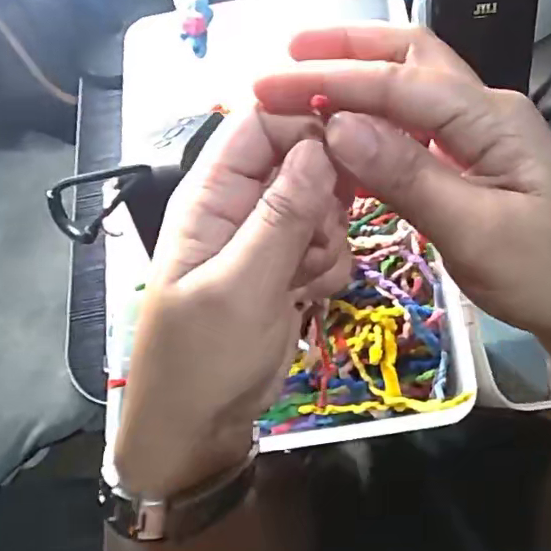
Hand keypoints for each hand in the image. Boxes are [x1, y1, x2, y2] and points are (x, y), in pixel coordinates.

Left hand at [115, 111, 349, 497]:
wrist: (201, 426)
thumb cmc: (203, 357)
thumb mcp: (241, 286)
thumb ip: (282, 216)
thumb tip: (320, 147)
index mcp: (213, 195)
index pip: (259, 124)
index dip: (304, 125)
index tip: (348, 152)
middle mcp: (241, 207)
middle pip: (302, 161)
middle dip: (324, 195)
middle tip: (319, 236)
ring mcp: (268, 239)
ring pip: (323, 205)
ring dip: (329, 238)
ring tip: (304, 276)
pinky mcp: (289, 268)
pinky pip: (329, 244)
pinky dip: (329, 266)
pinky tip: (309, 294)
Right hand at [254, 26, 550, 407]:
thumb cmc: (546, 276)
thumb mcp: (476, 232)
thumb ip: (407, 176)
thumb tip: (338, 125)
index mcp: (492, 118)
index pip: (399, 84)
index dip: (332, 80)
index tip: (269, 85)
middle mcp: (488, 111)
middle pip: (413, 58)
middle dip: (350, 48)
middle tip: (289, 51)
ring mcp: (484, 135)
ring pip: (415, 89)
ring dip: (363, 78)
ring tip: (308, 79)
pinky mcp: (477, 161)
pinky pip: (420, 128)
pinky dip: (379, 121)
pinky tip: (349, 133)